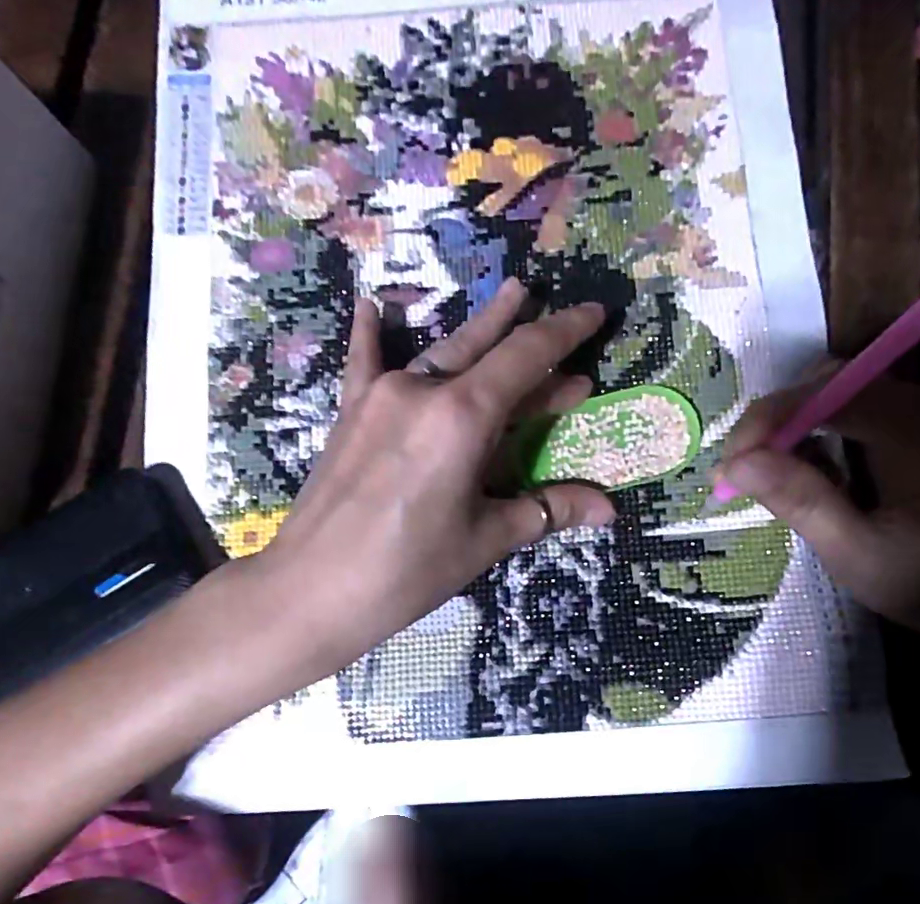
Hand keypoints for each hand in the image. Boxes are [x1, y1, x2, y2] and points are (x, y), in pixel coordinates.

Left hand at [217, 279, 615, 671]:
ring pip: (441, 352)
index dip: (565, 333)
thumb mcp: (486, 539)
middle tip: (555, 304)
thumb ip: (548, 509)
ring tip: (510, 296)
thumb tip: (609, 508)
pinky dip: (372, 336)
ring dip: (479, 329)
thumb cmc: (408, 570)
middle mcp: (422, 390)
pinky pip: (365, 364)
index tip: (593, 313)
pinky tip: (368, 305)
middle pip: (485, 347)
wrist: (310, 591)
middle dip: (525, 325)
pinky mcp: (350, 414)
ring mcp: (380, 396)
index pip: (527, 358)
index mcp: (463, 417)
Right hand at [716, 372, 919, 645]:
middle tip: (747, 470)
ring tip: (782, 475)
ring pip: (850, 389)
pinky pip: (871, 402)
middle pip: (840, 382)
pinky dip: (833, 428)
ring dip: (804, 425)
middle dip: (783, 421)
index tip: (731, 459)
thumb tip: (735, 463)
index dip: (774, 415)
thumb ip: (800, 501)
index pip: (838, 393)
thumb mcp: (855, 556)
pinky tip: (823, 469)